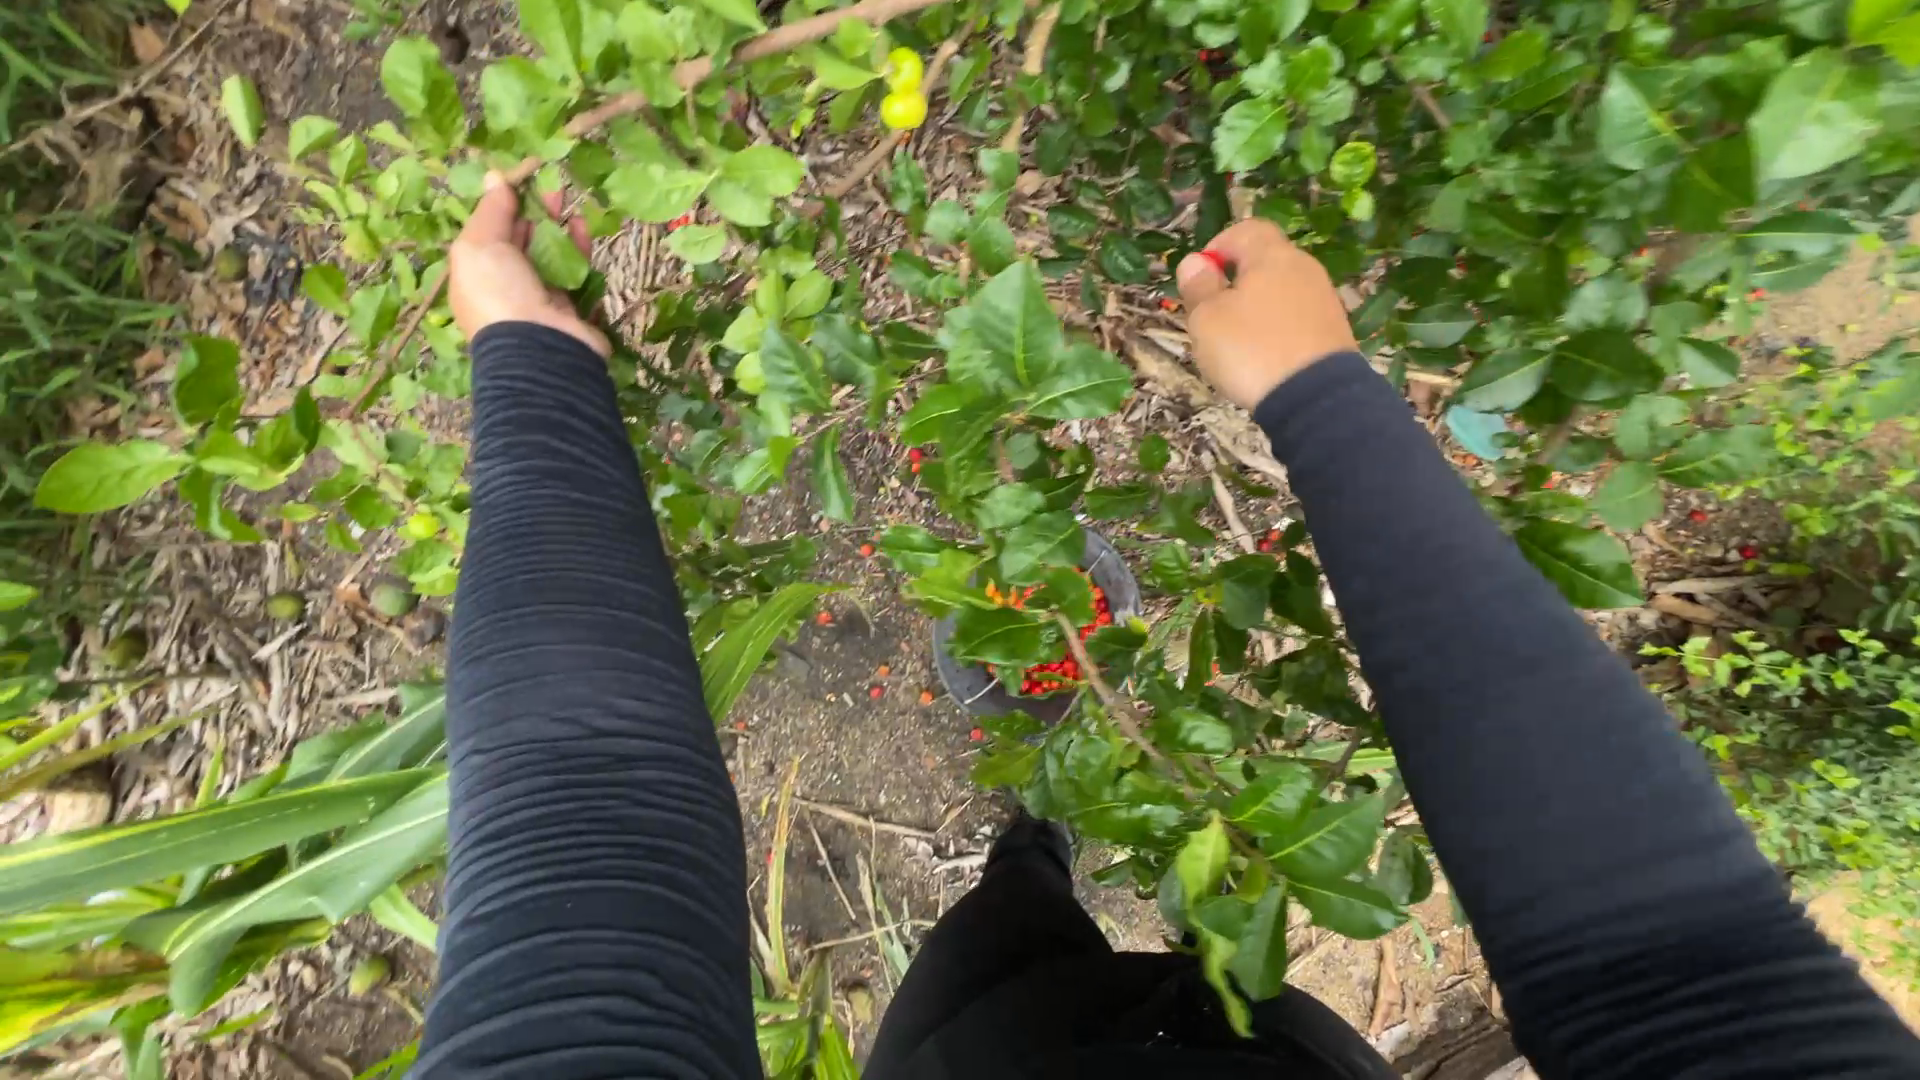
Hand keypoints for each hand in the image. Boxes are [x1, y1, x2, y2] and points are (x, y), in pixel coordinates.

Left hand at [448, 171, 609, 356]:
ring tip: (567, 202)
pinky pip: (575, 273)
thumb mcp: (480, 244)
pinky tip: (583, 228)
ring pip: (550, 256)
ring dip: (558, 228)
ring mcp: (541, 300)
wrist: (541, 350)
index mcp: (475, 275)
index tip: (519, 179)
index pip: (489, 232)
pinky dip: (579, 249)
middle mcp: (507, 288)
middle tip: (548, 186)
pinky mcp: (572, 309)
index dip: (503, 204)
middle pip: (520, 242)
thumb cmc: (500, 294)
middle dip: (533, 212)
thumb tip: (495, 177)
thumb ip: (491, 211)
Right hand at [1175, 218, 1357, 410]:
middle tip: (1212, 313)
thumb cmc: (1250, 350)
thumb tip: (1194, 262)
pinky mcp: (1332, 329)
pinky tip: (1263, 356)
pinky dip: (1276, 328)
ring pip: (1280, 291)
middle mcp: (1303, 268)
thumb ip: (1198, 287)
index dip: (1218, 246)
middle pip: (1265, 262)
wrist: (1313, 396)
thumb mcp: (1207, 319)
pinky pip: (1295, 317)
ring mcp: (1323, 299)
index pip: (1245, 230)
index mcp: (1271, 256)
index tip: (1199, 275)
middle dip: (1235, 281)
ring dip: (1255, 307)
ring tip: (1236, 341)